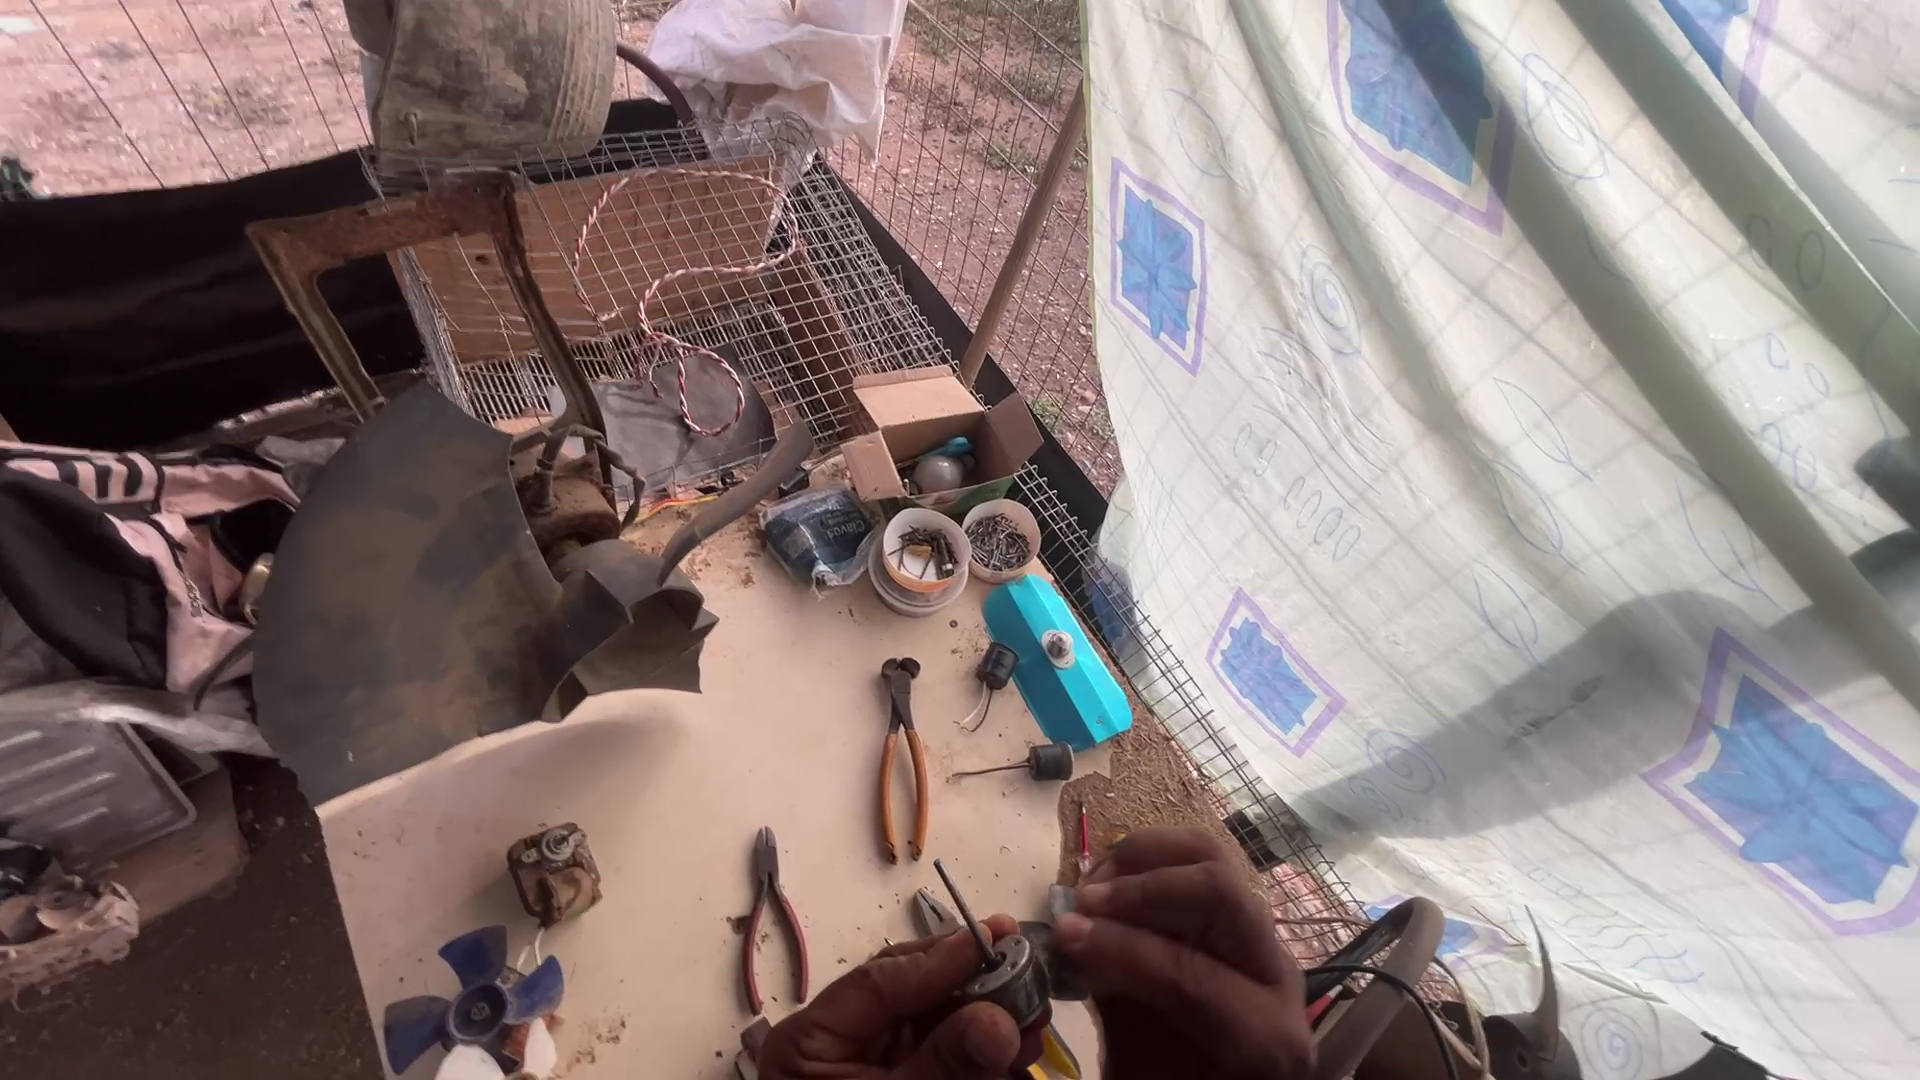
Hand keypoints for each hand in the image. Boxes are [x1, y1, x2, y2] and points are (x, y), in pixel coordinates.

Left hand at [756, 914, 1031, 1078]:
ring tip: (1033, 1020)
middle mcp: (846, 1039)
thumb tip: (1001, 1019)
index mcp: (812, 1039)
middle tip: (1025, 968)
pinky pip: (951, 1054)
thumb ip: (941, 1068)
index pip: (879, 980)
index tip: (994, 934)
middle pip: (916, 991)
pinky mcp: (909, 1078)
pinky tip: (1020, 1054)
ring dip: (990, 1016)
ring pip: (941, 1019)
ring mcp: (879, 1061)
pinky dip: (986, 1056)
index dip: (940, 956)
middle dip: (974, 983)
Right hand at [1056, 827, 1312, 1078]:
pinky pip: (1192, 860)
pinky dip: (1142, 858)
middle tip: (1083, 901)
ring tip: (1091, 884)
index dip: (1120, 947)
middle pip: (1216, 888)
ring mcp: (1258, 935)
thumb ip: (1115, 1005)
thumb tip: (1072, 940)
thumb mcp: (1142, 1072)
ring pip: (1207, 855)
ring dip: (1139, 857)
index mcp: (1265, 1036)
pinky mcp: (1231, 913)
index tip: (1064, 934)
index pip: (1188, 971)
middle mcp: (1275, 972)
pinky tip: (1105, 882)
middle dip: (1139, 886)